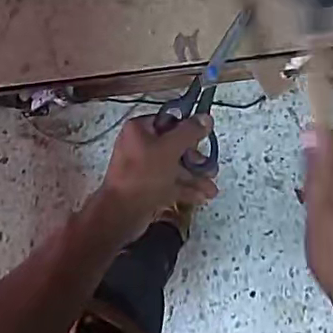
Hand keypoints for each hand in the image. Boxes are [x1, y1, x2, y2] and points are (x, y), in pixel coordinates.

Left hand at [89, 114, 220, 240]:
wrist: (121, 214)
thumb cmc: (143, 175)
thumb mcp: (170, 149)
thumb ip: (189, 132)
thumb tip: (205, 118)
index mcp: (139, 129)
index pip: (168, 121)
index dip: (187, 130)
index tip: (204, 138)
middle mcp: (138, 145)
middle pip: (173, 146)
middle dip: (195, 159)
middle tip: (211, 167)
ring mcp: (142, 169)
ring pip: (173, 167)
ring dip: (193, 176)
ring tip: (211, 188)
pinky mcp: (146, 188)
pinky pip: (168, 183)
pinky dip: (184, 188)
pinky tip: (202, 196)